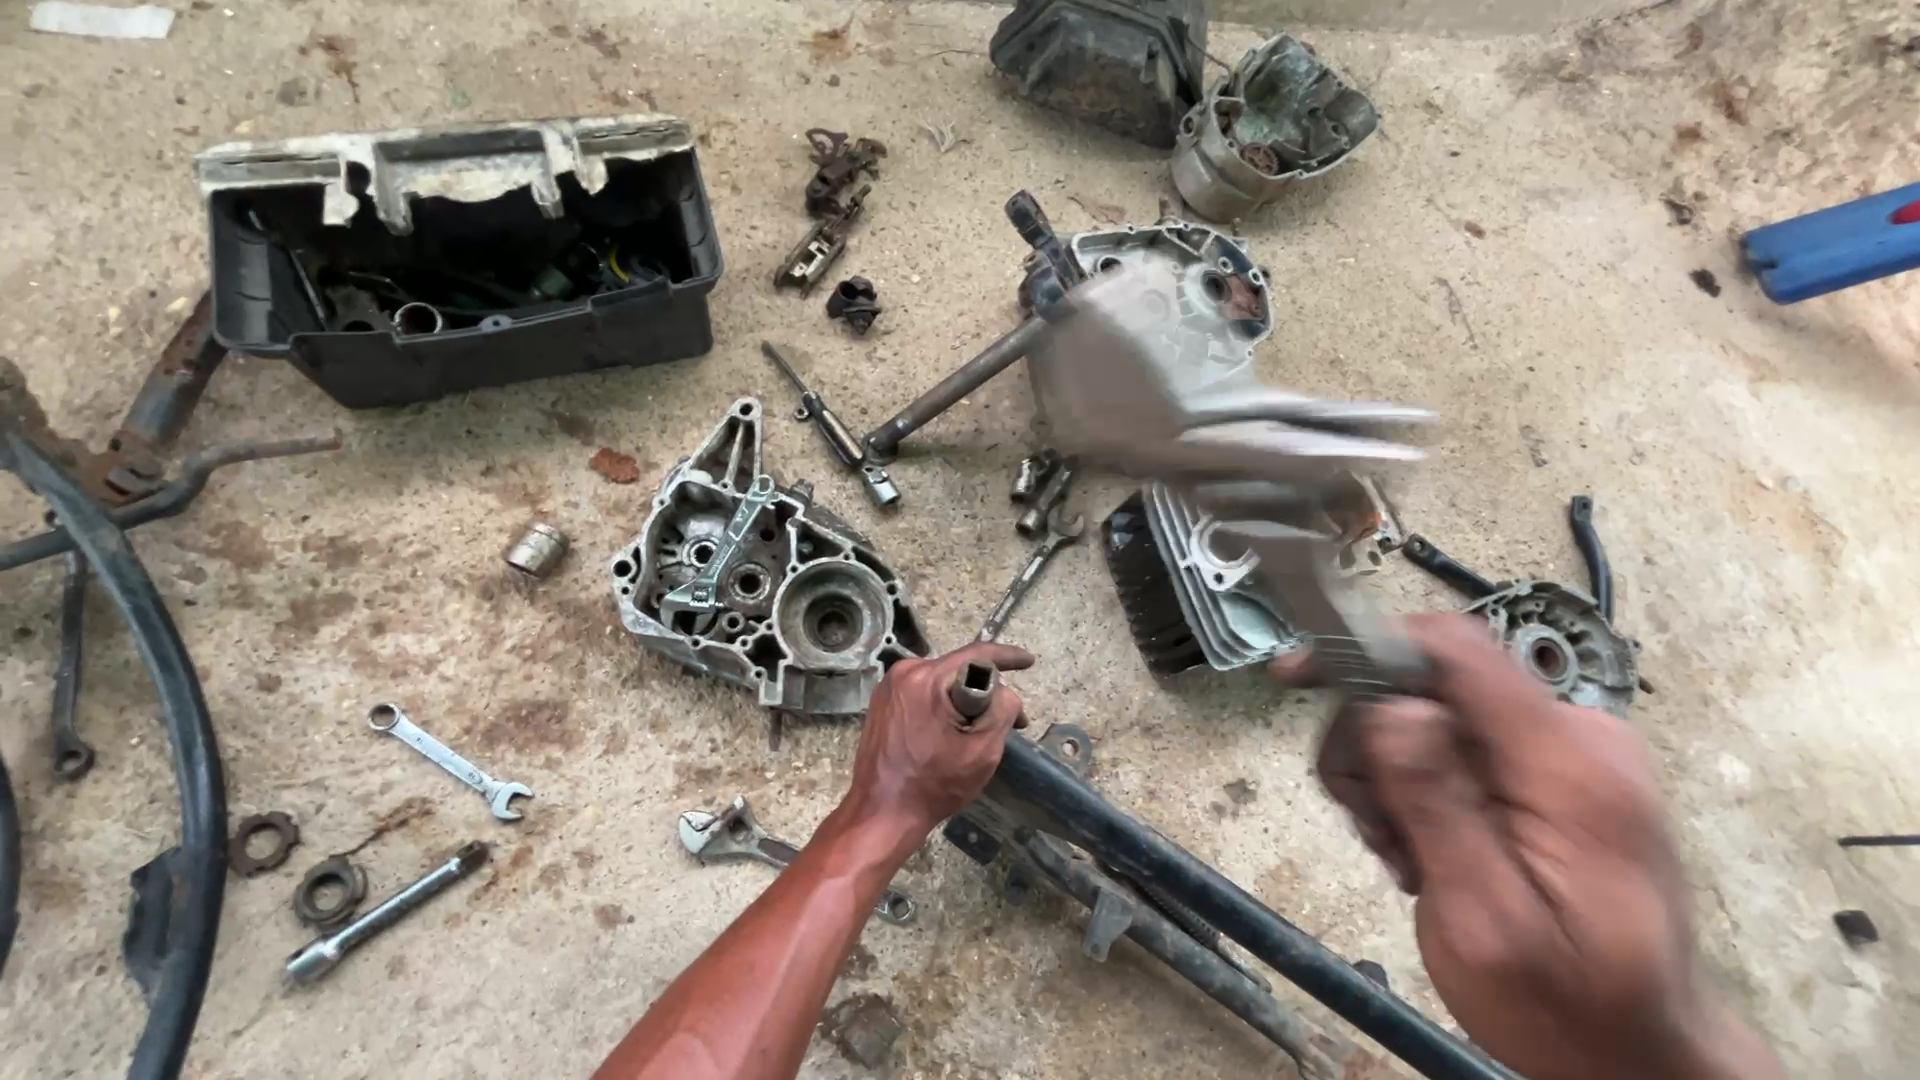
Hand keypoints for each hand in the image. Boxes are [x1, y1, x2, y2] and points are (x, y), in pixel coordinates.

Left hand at [843, 643, 1033, 835]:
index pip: (976, 654)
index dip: (1007, 657)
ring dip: (964, 700)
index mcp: (925, 678)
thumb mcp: (983, 748)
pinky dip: (944, 706)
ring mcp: (889, 687)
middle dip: (987, 690)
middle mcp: (903, 673)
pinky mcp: (883, 703)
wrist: (882, 813)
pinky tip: (954, 732)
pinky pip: (924, 694)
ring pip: (942, 683)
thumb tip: (1005, 693)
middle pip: (958, 669)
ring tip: (982, 732)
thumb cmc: (934, 784)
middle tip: (1012, 719)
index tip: (1028, 661)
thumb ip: (1002, 709)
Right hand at [1272, 615, 1779, 1079]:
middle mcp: (1573, 736)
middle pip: (1425, 686)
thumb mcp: (1484, 920)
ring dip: (1387, 775)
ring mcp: (1561, 750)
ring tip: (1398, 850)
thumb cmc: (1562, 1005)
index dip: (1365, 647)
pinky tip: (1419, 844)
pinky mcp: (1546, 767)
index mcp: (1570, 766)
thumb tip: (1391, 706)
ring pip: (1424, 714)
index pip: (1456, 650)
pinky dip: (1412, 785)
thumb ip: (1439, 806)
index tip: (1296, 679)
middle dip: (1369, 746)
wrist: (1633, 1053)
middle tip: (1368, 826)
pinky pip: (1448, 741)